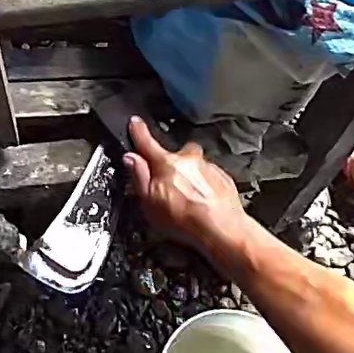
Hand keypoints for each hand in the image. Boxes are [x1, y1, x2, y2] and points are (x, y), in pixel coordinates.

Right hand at [123, 117, 250, 252]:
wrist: (222, 229)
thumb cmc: (186, 220)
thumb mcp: (149, 202)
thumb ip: (139, 176)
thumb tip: (131, 158)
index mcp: (166, 163)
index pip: (147, 142)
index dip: (139, 131)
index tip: (135, 122)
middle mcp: (188, 159)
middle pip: (174, 155)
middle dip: (170, 165)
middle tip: (167, 187)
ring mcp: (208, 167)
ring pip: (193, 165)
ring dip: (189, 177)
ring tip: (186, 201)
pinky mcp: (222, 177)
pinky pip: (208, 176)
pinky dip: (203, 186)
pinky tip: (201, 203)